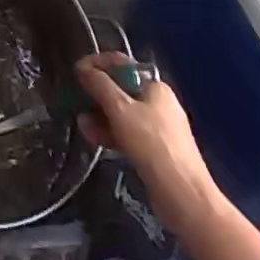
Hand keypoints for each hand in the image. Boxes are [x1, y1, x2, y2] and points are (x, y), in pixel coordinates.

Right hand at [75, 53, 215, 223]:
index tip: (76, 71)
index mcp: (154, 86)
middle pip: (121, 89)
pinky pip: (128, 133)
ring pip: (122, 114)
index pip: (121, 64)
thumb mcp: (120, 109)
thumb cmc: (152, 145)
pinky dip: (110, 133)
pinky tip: (94, 138)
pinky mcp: (155, 151)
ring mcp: (158, 128)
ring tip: (81, 124)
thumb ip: (99, 85)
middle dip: (96, 94)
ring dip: (100, 116)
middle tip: (76, 100)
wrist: (184, 196)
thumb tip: (83, 68)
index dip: (96, 63)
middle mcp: (158, 102)